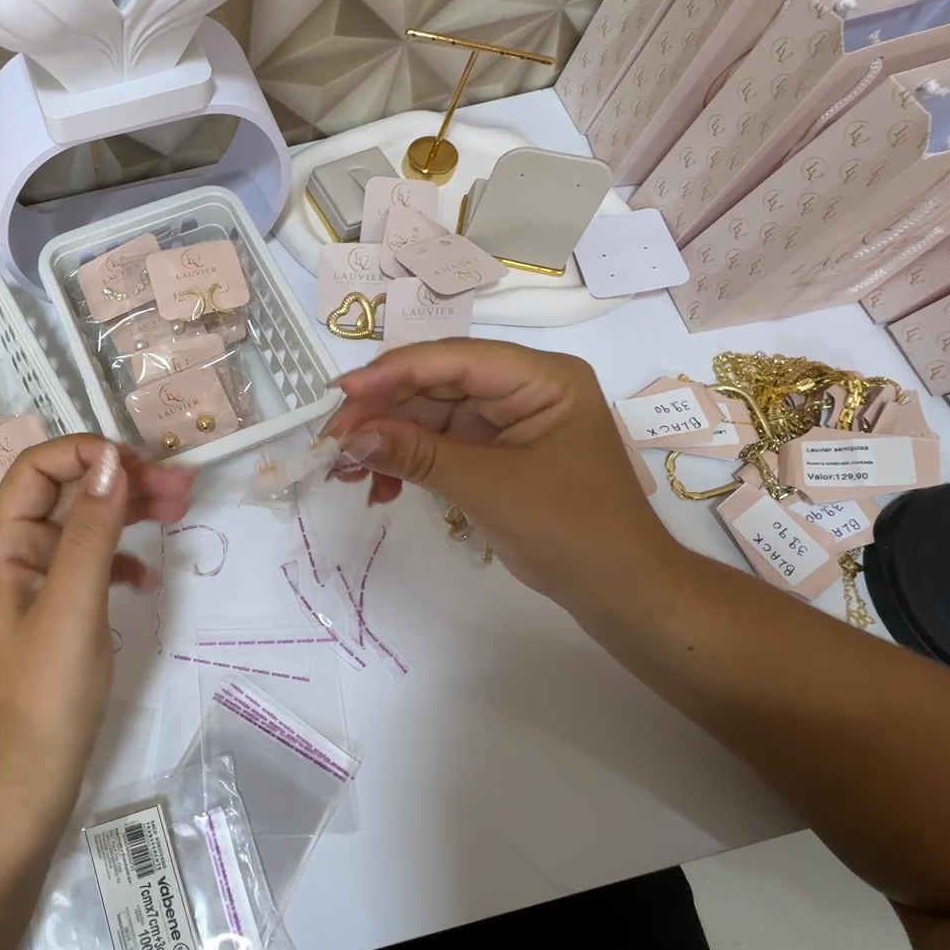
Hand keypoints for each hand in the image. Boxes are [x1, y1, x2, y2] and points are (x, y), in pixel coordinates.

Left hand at [0, 437, 195, 821]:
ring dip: (132, 512)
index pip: (37, 469)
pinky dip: (125, 560)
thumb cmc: (46, 692)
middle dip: (122, 480)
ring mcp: (40, 581)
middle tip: (182, 483)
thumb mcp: (72, 605)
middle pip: (69, 492)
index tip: (139, 462)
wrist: (33, 775)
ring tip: (183, 506)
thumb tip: (111, 460)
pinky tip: (150, 578)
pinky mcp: (62, 607)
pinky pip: (95, 564)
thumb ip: (91, 531)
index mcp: (3, 545)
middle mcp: (17, 553)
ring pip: (87, 524)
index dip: (84, 453)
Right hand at [322, 338, 678, 606]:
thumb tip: (351, 438)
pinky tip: (378, 489)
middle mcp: (518, 388)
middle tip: (332, 443)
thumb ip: (418, 456)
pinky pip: (433, 444)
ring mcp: (501, 420)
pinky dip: (404, 463)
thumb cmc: (572, 530)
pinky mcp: (488, 450)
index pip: (454, 359)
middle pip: (432, 385)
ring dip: (385, 442)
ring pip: (425, 415)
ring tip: (347, 472)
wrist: (617, 590)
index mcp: (540, 378)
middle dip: (381, 414)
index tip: (341, 393)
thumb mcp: (489, 488)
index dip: (392, 372)